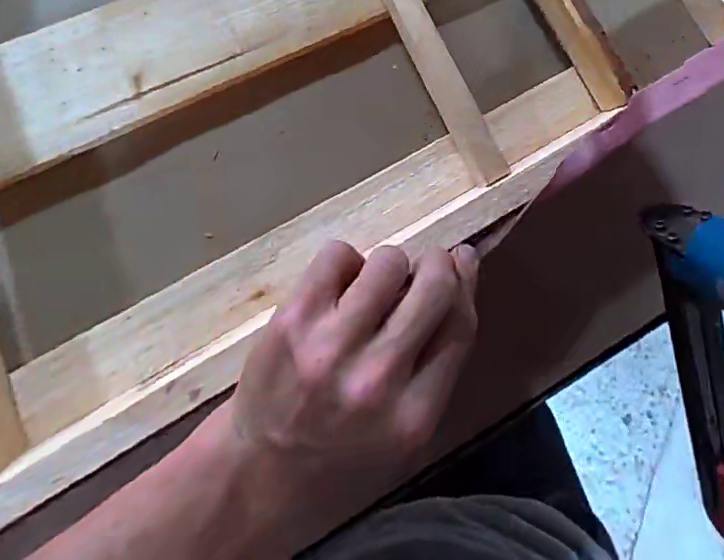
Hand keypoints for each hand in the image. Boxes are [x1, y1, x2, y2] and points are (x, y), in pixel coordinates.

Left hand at [226, 241, 479, 549]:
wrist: (258, 470)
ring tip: (371, 289)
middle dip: (435, 264)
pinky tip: (336, 289)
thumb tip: (462, 260)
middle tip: (420, 270)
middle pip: (436, 285)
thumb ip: (441, 351)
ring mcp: (330, 348)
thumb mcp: (408, 420)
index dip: (466, 281)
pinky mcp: (292, 321)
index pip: (461, 323)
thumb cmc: (345, 441)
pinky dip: (345, 261)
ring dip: (388, 265)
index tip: (461, 259)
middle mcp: (375, 381)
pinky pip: (339, 253)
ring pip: (389, 260)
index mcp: (413, 415)